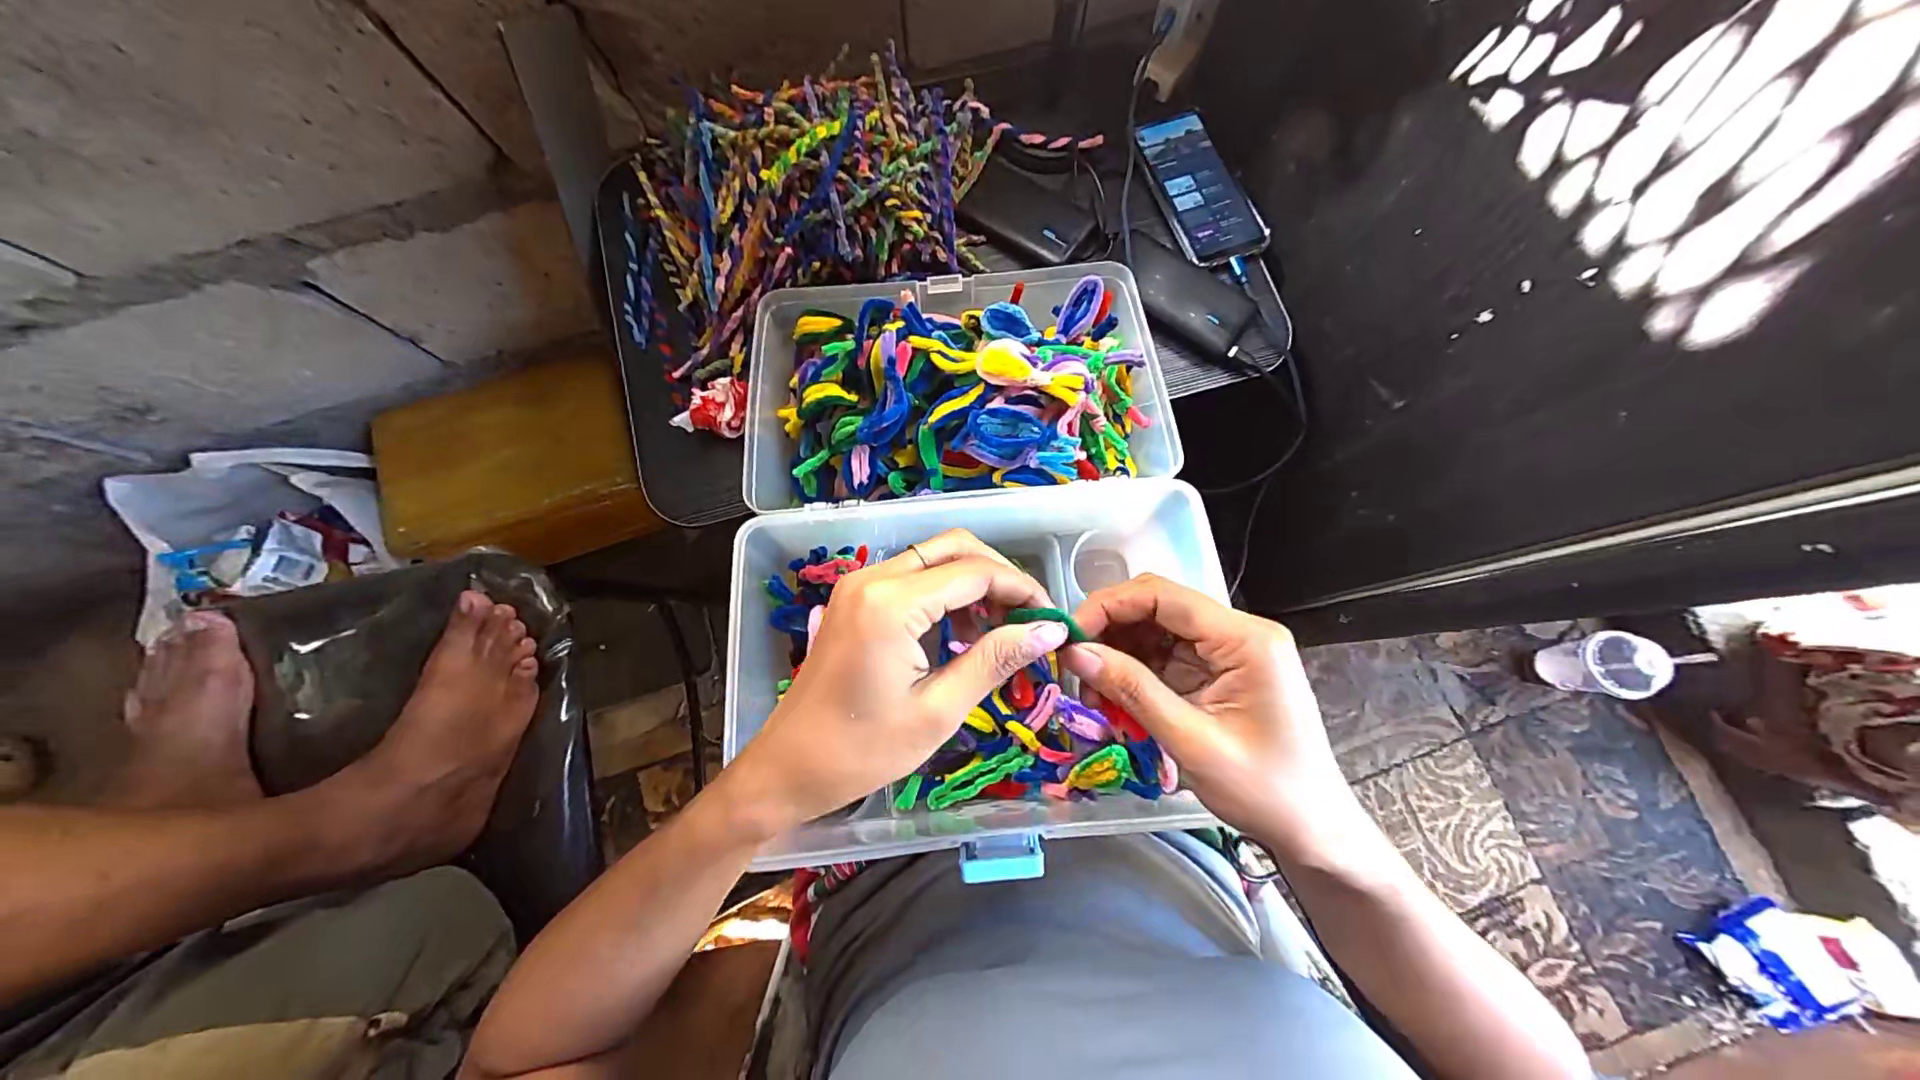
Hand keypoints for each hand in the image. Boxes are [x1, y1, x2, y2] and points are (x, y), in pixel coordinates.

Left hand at [718, 530, 1066, 831]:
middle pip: (954, 546)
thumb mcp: (937, 710)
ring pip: (933, 557)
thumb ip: (994, 660)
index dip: (1022, 590)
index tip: (1052, 620)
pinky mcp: (854, 599)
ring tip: (999, 631)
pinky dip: (945, 592)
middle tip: (1028, 619)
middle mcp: (873, 578)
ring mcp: (858, 585)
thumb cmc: (862, 751)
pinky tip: (961, 631)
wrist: (788, 767)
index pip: (975, 571)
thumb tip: (1049, 630)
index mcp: (891, 604)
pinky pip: (912, 577)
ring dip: (973, 582)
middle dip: (1000, 576)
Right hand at [1063, 574, 1354, 855]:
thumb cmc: (1265, 791)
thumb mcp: (1191, 741)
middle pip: (1156, 606)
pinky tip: (1112, 697)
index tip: (1069, 636)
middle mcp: (1237, 633)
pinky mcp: (1216, 671)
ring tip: (1091, 692)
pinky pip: (1163, 656)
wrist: (1312, 829)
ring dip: (1116, 653)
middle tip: (1073, 665)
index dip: (1109, 607)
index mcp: (1245, 639)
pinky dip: (1133, 672)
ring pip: (1154, 630)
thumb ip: (1132, 690)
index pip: (1162, 595)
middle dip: (1109, 630)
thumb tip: (1076, 653)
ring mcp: (1227, 651)